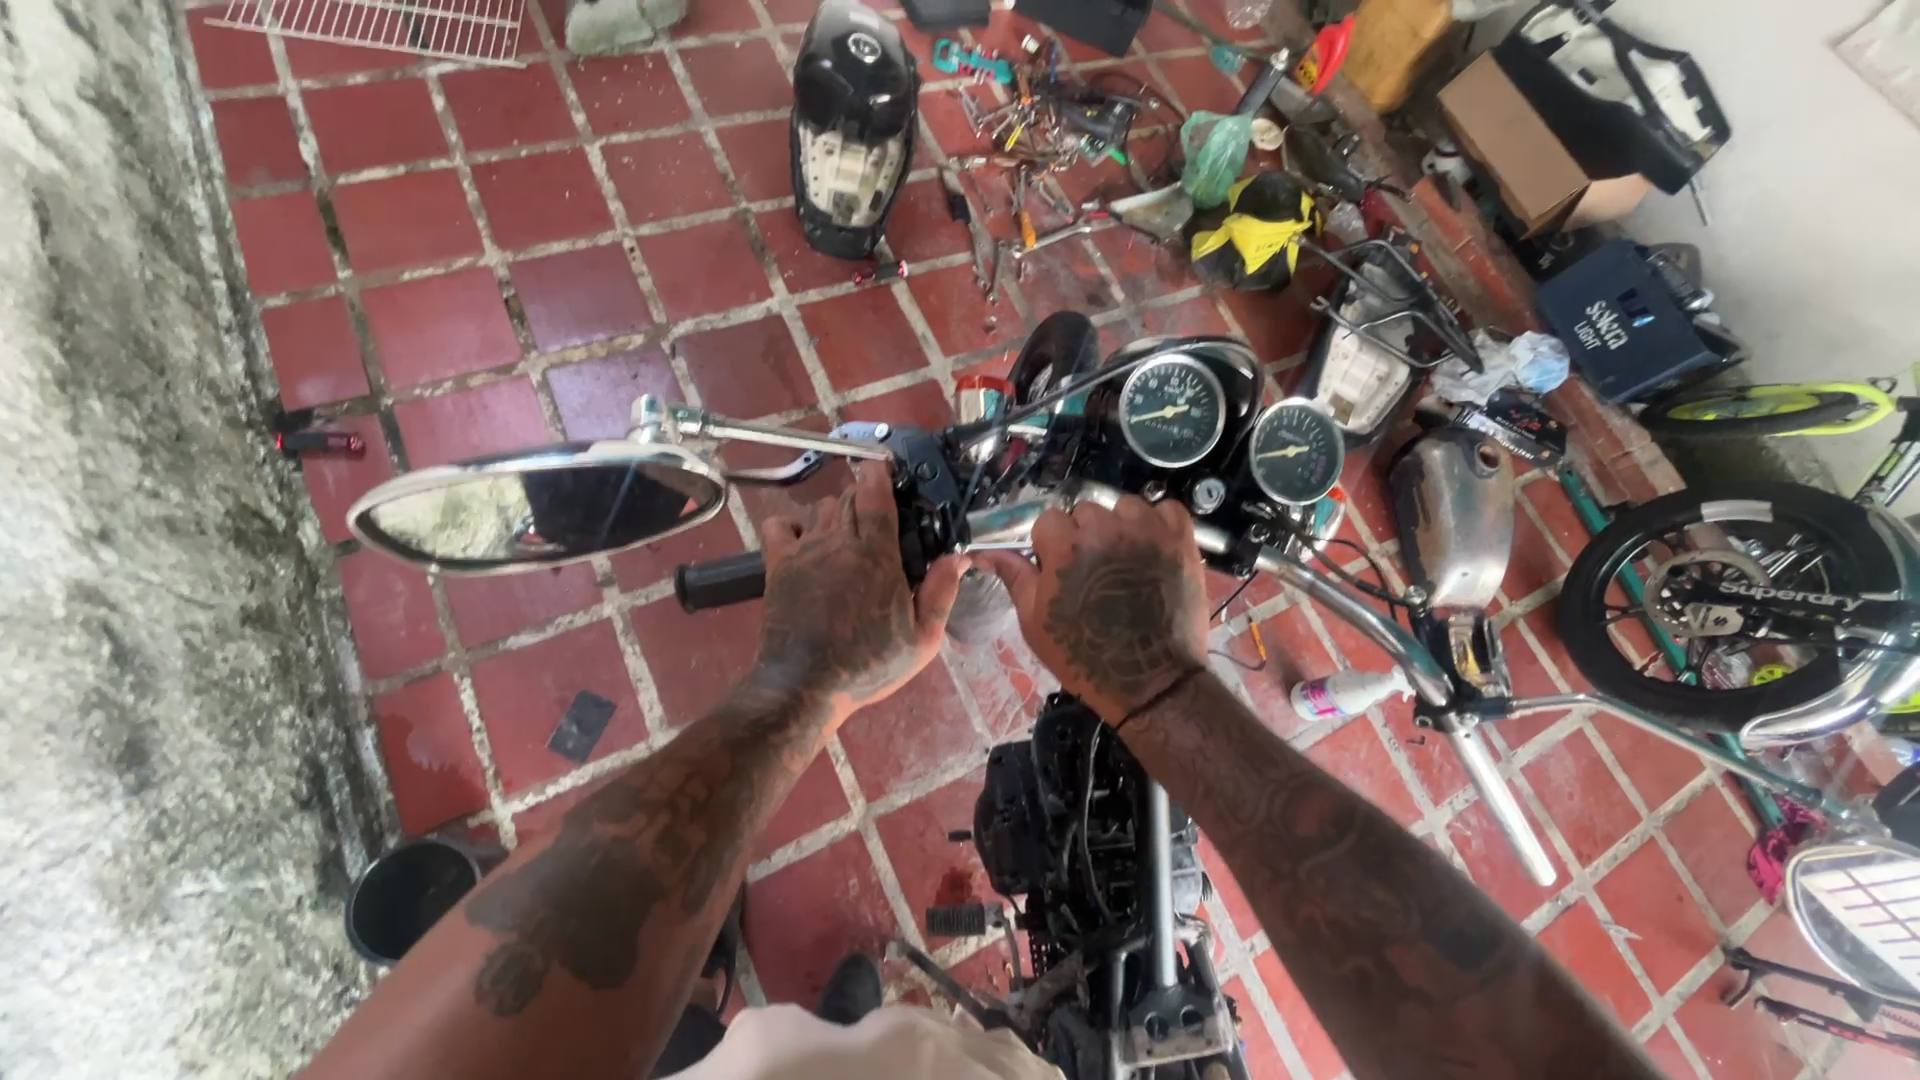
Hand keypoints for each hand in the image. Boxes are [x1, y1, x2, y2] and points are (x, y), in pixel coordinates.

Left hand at [754, 461, 968, 716]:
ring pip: (820, 508)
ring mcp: (805, 552)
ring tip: (846, 529)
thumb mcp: (922, 640)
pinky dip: (791, 523)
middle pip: (848, 497)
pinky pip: (779, 525)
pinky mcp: (778, 566)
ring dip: (835, 509)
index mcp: (877, 556)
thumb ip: (941, 593)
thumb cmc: (869, 666)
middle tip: (876, 512)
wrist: (805, 686)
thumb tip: (959, 557)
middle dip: (862, 495)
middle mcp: (839, 543)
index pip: (876, 496)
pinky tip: (804, 538)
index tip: (884, 465)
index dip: (879, 473)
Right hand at [975, 496, 1208, 723]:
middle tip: (1092, 573)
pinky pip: (1167, 509)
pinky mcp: (1181, 540)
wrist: (1149, 681)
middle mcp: (1106, 529)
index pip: (1049, 520)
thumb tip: (985, 553)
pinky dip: (1159, 524)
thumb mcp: (1035, 621)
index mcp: (1066, 546)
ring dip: (1121, 527)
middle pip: (1086, 512)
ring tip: (1125, 562)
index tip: (1059, 569)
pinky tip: (1153, 549)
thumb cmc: (1083, 655)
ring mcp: (1147, 531)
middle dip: (1084, 536)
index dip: (1051, 546)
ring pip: (1124, 507)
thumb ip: (1015, 576)